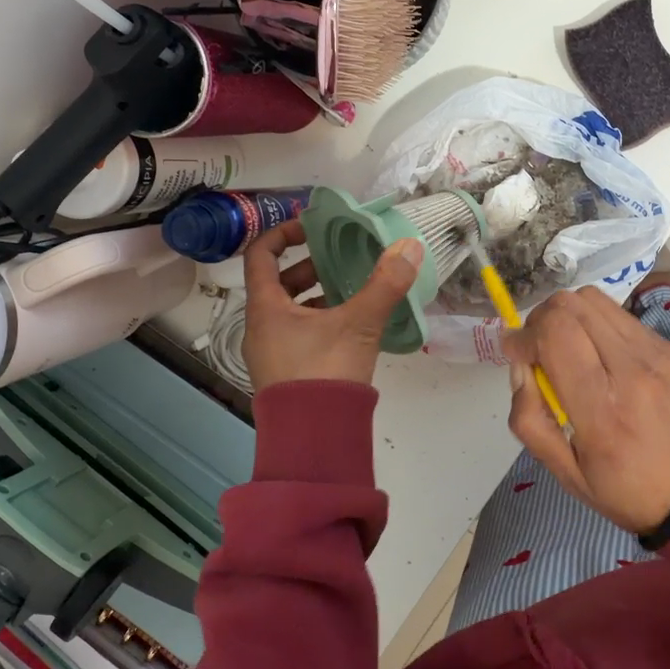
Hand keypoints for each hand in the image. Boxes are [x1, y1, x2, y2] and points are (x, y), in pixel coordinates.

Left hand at [241, 218, 422, 389]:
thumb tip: (409, 247)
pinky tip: (351, 328)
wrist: (313, 440)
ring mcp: (270, 354)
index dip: (283, 233)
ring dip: (317, 296)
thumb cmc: (325, 372)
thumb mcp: (359, 324)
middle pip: (277, 283)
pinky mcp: (286, 375)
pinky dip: (320, 322)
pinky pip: (298, 335)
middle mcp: (260, 328)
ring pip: (289, 311)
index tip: (312, 227)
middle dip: (310, 267)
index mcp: (265, 308)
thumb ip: (384, 284)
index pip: (260, 255)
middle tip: (342, 259)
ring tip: (352, 291)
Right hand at [504, 287, 669, 533]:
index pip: (555, 333)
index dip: (524, 336)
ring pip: (592, 298)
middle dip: (540, 320)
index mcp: (601, 408)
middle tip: (537, 350)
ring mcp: (651, 351)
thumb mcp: (567, 474)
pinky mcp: (665, 344)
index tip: (517, 355)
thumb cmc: (629, 489)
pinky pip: (616, 312)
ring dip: (566, 315)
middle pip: (569, 305)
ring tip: (564, 347)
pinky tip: (594, 351)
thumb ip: (530, 420)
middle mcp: (629, 368)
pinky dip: (592, 321)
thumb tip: (520, 368)